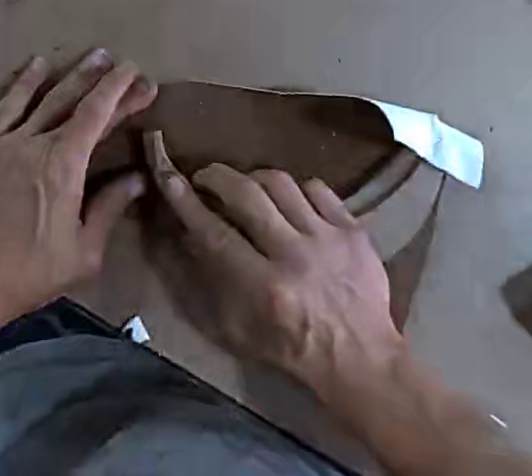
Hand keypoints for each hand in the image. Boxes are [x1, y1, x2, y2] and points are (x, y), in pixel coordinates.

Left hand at [0, 51, 157, 326]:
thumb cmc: (30, 271)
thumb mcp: (84, 250)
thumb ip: (110, 207)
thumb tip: (138, 179)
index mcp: (65, 163)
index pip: (99, 114)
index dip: (122, 92)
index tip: (142, 79)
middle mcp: (37, 143)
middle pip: (77, 100)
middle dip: (105, 80)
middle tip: (125, 64)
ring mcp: (7, 143)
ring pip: (45, 97)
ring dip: (72, 74)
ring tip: (95, 55)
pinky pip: (7, 107)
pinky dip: (24, 84)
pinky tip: (37, 65)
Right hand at [151, 160, 404, 396]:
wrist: (360, 356)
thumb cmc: (294, 348)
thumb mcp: (242, 329)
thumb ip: (215, 282)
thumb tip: (192, 235)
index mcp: (265, 287)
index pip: (216, 233)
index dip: (188, 204)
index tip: (171, 180)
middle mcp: (294, 255)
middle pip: (248, 195)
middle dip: (218, 177)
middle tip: (206, 176)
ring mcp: (327, 237)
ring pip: (282, 183)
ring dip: (255, 177)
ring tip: (247, 184)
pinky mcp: (352, 228)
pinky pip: (318, 188)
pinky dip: (297, 188)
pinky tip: (290, 198)